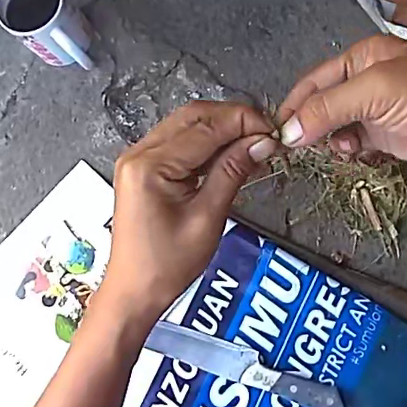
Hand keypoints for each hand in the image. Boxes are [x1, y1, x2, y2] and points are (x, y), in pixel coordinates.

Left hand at [99, 101, 277, 315]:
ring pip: (188, 123)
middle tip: (266, 134)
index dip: (244, 123)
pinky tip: (231, 153)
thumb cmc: (167, 264)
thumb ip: (233, 172)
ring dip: (223, 127)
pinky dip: (209, 141)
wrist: (134, 291)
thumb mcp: (208, 218)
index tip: (272, 131)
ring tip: (254, 143)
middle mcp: (139, 154)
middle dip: (234, 119)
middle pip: (195, 116)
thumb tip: (261, 142)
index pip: (206, 127)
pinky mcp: (145, 168)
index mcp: (150, 166)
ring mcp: (139, 159)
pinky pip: (181, 141)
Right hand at [276, 36, 406, 175]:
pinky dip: (347, 150)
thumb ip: (330, 107)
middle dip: (309, 123)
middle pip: (324, 104)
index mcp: (364, 57)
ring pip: (336, 126)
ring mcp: (380, 111)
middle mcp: (369, 81)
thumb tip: (291, 130)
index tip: (278, 128)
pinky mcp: (390, 137)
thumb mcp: (378, 90)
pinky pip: (355, 143)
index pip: (316, 80)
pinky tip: (351, 152)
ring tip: (334, 147)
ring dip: (328, 139)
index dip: (296, 103)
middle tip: (295, 145)